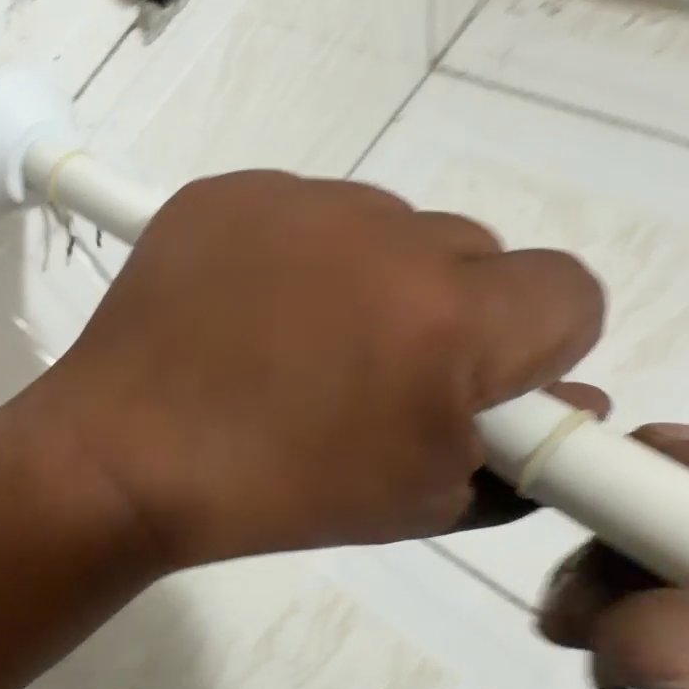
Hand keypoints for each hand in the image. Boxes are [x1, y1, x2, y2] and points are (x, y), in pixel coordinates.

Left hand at [19, 170, 604, 569]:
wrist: (121, 455)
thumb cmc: (272, 491)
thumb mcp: (420, 495)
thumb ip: (520, 448)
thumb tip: (562, 396)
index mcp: (447, 315)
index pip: (567, 292)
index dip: (532, 346)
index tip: (478, 383)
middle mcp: (380, 233)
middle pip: (470, 253)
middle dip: (444, 309)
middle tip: (366, 370)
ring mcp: (291, 201)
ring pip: (380, 227)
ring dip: (364, 275)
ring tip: (285, 342)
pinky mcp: (222, 193)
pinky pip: (294, 211)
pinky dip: (287, 253)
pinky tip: (237, 310)